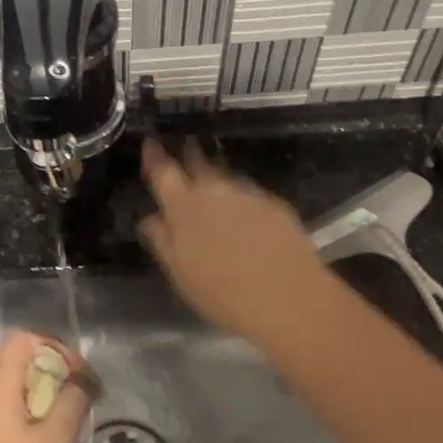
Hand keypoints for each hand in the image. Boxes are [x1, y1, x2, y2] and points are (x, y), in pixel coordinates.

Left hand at [0, 332, 92, 442]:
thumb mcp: (58, 438)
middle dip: (40, 356)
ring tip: (59, 397)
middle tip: (66, 376)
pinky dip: (23, 394)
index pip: (20, 338)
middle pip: (7, 350)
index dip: (52, 344)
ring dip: (32, 376)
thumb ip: (72, 399)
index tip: (77, 370)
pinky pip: (1, 395)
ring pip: (2, 373)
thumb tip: (84, 378)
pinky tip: (45, 418)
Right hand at [139, 139, 330, 345]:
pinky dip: (241, 201)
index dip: (155, 154)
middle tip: (184, 154)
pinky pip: (249, 194)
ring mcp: (247, 193)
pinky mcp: (274, 203)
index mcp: (184, 206)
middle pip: (197, 162)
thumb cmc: (225, 294)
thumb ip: (162, 240)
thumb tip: (152, 219)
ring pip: (224, 179)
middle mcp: (214, 190)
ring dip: (216, 182)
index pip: (163, 170)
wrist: (290, 300)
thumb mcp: (182, 274)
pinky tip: (246, 222)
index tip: (151, 143)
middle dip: (188, 156)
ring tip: (216, 197)